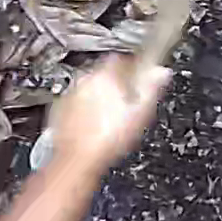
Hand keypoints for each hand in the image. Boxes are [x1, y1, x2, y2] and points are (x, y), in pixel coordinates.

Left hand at [47, 56, 170, 171]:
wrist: (77, 161)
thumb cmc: (108, 139)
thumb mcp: (140, 113)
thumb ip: (151, 88)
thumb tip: (161, 72)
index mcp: (106, 76)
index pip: (121, 59)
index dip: (132, 68)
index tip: (138, 79)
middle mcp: (85, 79)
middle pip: (104, 72)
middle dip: (115, 83)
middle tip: (126, 102)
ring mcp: (70, 93)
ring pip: (89, 87)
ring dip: (99, 96)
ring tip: (109, 117)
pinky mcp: (60, 109)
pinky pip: (76, 101)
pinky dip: (84, 108)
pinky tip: (93, 124)